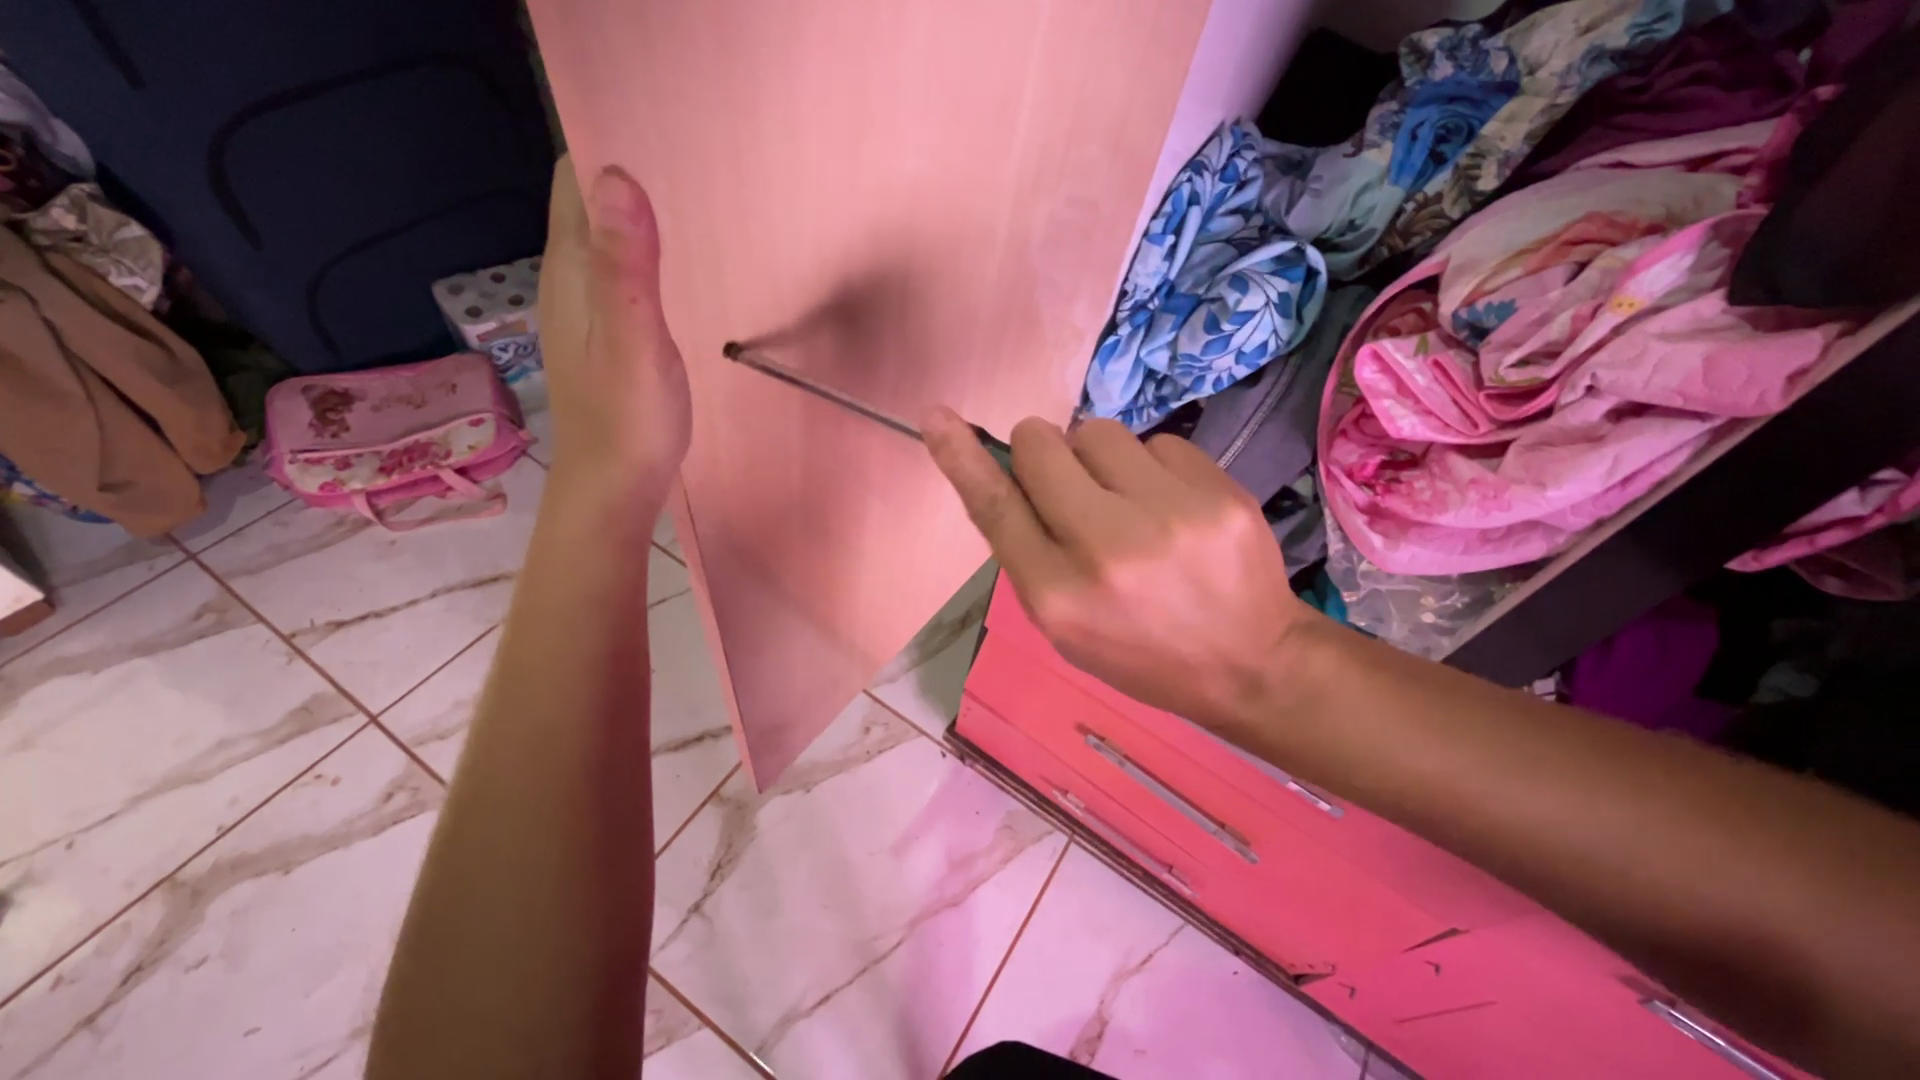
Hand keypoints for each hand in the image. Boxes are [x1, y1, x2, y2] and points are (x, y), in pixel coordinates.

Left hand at [537, 157, 691, 505]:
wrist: (614, 485)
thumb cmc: (628, 417)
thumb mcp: (634, 339)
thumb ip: (625, 264)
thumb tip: (614, 176)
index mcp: (570, 270)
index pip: (573, 178)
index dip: (604, 142)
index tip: (658, 125)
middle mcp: (567, 278)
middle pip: (585, 201)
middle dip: (624, 169)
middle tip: (690, 154)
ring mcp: (582, 307)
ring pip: (600, 234)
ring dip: (633, 209)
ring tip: (690, 191)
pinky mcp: (602, 331)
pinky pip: (615, 267)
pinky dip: (640, 248)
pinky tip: (674, 258)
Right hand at [922, 410, 1320, 732]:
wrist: (1249, 663)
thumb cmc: (1138, 651)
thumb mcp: (1064, 625)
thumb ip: (1026, 551)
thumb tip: (995, 470)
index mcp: (1059, 596)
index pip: (995, 506)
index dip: (961, 458)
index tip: (938, 418)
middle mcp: (1107, 550)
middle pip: (1040, 445)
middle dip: (1041, 452)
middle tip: (1067, 483)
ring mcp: (1169, 516)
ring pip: (1097, 430)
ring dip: (1097, 457)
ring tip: (1126, 500)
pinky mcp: (1217, 493)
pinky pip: (1156, 441)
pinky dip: (1151, 467)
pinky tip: (1170, 506)